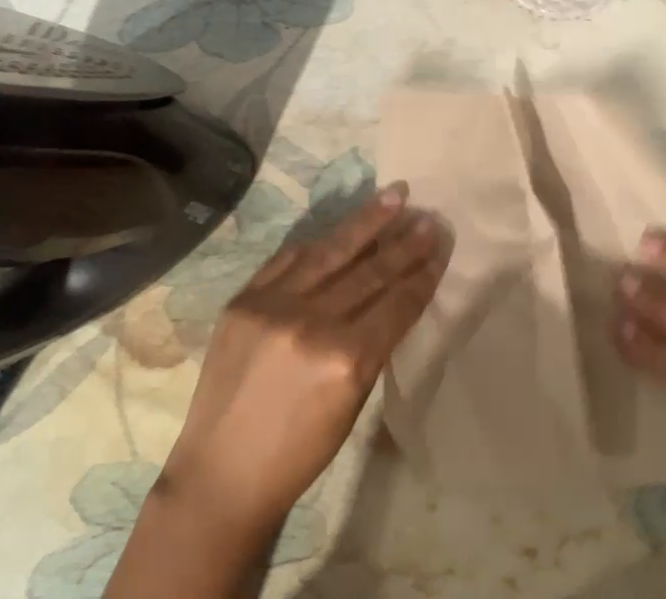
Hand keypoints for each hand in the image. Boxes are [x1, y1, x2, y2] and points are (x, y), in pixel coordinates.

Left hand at [158, 182, 447, 538]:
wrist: (222, 471)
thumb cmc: (299, 453)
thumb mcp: (353, 403)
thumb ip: (372, 346)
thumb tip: (392, 298)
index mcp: (347, 359)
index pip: (397, 303)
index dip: (423, 273)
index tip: (442, 245)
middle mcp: (311, 323)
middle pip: (370, 272)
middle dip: (405, 243)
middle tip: (429, 217)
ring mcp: (272, 305)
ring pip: (331, 252)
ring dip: (367, 222)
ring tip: (395, 195)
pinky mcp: (243, 299)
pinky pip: (288, 259)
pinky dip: (319, 242)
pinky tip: (341, 228)